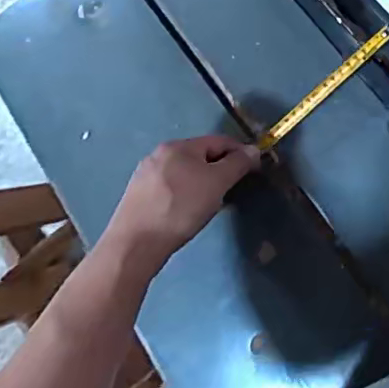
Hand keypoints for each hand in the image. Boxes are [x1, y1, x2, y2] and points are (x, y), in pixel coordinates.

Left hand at [102, 136, 259, 268]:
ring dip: (202, 182)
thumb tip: (254, 150)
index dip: (240, 152)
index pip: (219, 141)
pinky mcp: (136, 197)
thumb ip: (238, 163)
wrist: (134, 246)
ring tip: (211, 203)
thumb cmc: (181, 208)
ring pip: (185, 173)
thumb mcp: (218, 183)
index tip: (254, 169)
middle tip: (232, 189)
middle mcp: (158, 155)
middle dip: (220, 169)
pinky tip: (186, 212)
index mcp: (178, 146)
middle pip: (200, 156)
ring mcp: (144, 176)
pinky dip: (185, 194)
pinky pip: (170, 188)